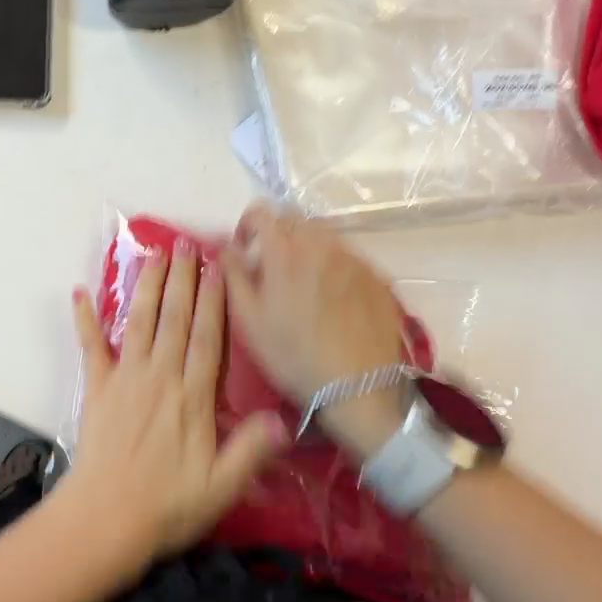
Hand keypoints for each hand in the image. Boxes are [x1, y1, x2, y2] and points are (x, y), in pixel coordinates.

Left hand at [56, 247, 286, 569]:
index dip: (213, 300)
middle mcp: (159, 376)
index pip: (206, 338)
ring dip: (146, 286)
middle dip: (181, 279)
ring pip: (139, 321)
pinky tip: (78, 292)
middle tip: (184, 244)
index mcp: (192, 397)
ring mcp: (125, 378)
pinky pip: (90, 346)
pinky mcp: (97, 387)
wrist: (107, 518)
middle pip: (174, 319)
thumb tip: (284, 419)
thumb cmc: (168, 505)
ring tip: (153, 254)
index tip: (216, 267)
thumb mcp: (221, 487)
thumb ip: (251, 450)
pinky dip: (84, 318)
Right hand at [222, 203, 407, 457]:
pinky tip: (332, 297)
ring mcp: (353, 258)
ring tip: (303, 281)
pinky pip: (348, 257)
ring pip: (323, 236)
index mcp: (284, 250)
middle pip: (293, 219)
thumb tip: (224, 246)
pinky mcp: (377, 276)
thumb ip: (232, 273)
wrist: (359, 389)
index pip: (261, 212)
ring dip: (306, 247)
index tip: (244, 250)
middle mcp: (321, 243)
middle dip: (278, 234)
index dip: (247, 225)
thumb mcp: (247, 319)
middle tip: (272, 266)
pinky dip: (333, 265)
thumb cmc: (292, 355)